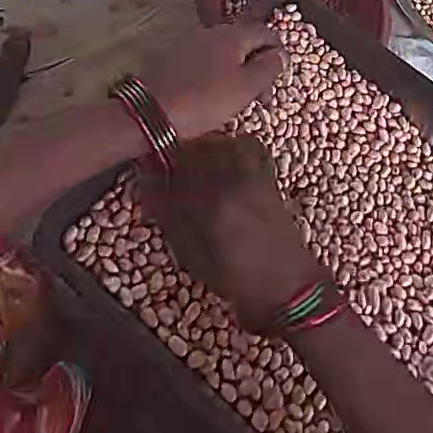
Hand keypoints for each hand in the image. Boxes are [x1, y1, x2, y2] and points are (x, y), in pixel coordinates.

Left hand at [137, 22, 283, 138]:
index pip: (266, 32)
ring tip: (239, 100)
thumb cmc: (205, 100)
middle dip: (258, 66)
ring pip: (224, 53)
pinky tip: (213, 96)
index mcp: (232, 35)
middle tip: (263, 96)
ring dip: (237, 72)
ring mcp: (189, 43)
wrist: (152, 111)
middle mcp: (210, 32)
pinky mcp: (172, 58)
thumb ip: (268, 67)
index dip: (278, 53)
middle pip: (244, 42)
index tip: (281, 77)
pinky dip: (216, 75)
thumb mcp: (246, 87)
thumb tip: (282, 53)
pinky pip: (204, 62)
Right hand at [138, 134, 326, 328]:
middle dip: (170, 160)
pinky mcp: (268, 177)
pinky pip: (247, 147)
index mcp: (213, 205)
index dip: (152, 178)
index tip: (140, 182)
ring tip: (185, 165)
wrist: (292, 289)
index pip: (171, 178)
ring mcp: (254, 176)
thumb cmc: (242, 284)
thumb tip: (152, 197)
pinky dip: (230, 146)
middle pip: (192, 153)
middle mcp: (233, 182)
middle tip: (157, 173)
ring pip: (218, 144)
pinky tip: (219, 159)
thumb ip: (174, 223)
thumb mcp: (198, 261)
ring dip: (197, 150)